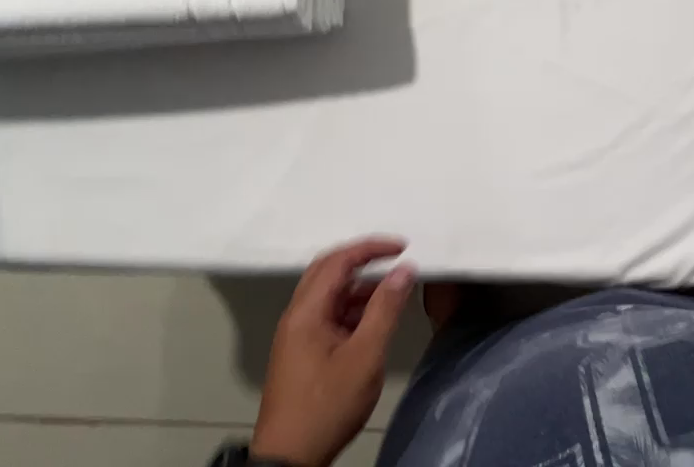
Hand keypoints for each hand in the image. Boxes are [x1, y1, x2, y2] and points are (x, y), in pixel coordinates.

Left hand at [252, 239, 416, 466]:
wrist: (289, 460)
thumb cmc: (328, 405)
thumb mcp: (365, 356)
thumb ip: (385, 308)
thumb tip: (404, 269)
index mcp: (306, 312)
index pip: (338, 260)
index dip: (371, 247)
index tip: (403, 247)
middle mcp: (297, 316)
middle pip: (329, 270)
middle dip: (363, 259)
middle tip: (396, 258)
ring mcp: (297, 335)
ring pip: (329, 293)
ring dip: (360, 286)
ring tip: (393, 292)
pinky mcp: (302, 351)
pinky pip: (329, 314)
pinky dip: (353, 307)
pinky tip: (375, 320)